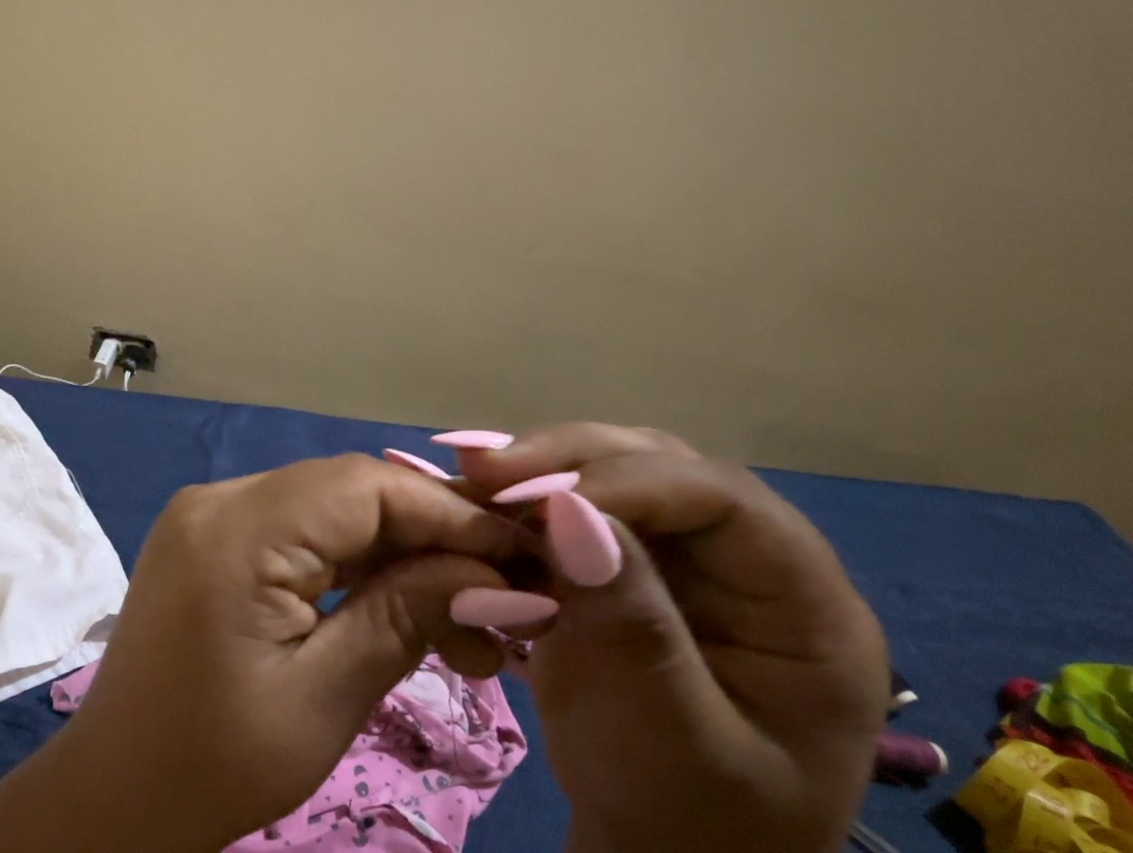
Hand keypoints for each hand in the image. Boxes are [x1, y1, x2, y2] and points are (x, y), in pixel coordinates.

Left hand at [0, 455, 542, 851]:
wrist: (118, 792)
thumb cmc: (216, 760)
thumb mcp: (325, 695)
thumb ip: (407, 616)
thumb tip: (498, 577)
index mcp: (235, 530)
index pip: (365, 485)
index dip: (450, 515)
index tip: (522, 560)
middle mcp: (218, 501)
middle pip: (351, 493)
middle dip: (434, 542)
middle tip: (506, 606)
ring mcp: (210, 518)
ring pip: (332, 512)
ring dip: (401, 560)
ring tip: (469, 629)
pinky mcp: (213, 543)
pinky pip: (301, 534)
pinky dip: (356, 568)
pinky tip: (405, 612)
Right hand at [447, 424, 886, 852]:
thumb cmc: (683, 820)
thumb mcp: (665, 740)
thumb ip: (629, 627)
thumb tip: (568, 509)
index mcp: (806, 610)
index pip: (724, 500)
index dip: (624, 480)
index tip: (525, 494)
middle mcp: (753, 567)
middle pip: (667, 470)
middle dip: (569, 461)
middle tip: (479, 468)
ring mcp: (693, 566)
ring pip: (618, 480)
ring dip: (541, 474)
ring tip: (471, 477)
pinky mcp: (637, 573)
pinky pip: (581, 517)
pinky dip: (527, 509)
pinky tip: (481, 506)